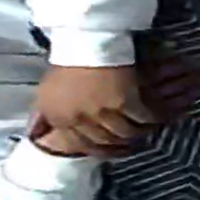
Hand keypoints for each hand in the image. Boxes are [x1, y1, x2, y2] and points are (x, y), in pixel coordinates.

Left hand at [31, 56, 199, 157]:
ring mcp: (104, 112)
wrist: (88, 48)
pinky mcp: (126, 102)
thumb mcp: (47, 95)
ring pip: (128, 132)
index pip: (82, 145)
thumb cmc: (68, 68)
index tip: (116, 150)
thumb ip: (46, 115)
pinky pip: (145, 118)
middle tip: (137, 140)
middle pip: (107, 140)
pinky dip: (154, 119)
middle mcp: (80, 119)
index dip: (102, 150)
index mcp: (59, 118)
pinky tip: (160, 117)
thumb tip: (39, 134)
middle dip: (123, 142)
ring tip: (150, 129)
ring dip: (141, 132)